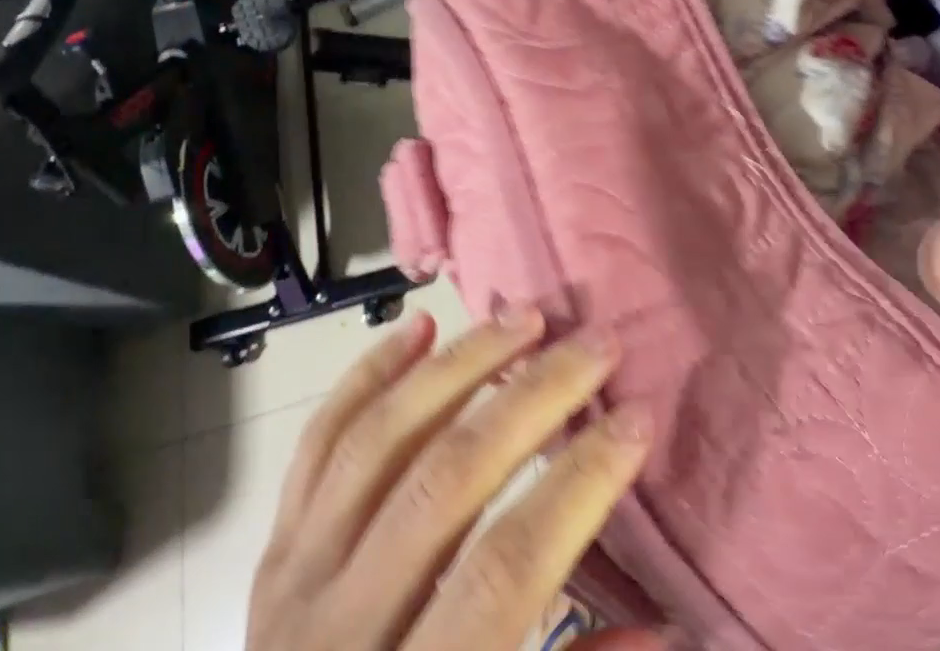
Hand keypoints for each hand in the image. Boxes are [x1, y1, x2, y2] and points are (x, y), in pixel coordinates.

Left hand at [247, 308, 665, 650]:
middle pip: (444, 481)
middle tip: (596, 344)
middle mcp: (343, 624)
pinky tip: (417, 329)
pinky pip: (317, 448)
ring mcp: (294, 581)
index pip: (507, 563)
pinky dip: (366, 378)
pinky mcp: (272, 553)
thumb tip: (666, 624)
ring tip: (522, 319)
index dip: (578, 485)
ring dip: (457, 369)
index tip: (637, 419)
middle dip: (532, 400)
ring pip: (376, 444)